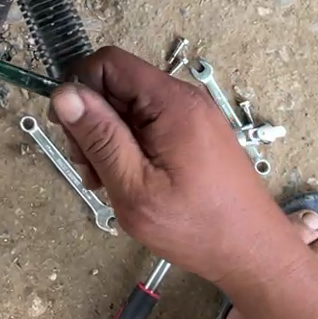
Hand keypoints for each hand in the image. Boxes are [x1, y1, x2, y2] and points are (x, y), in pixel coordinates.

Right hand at [50, 47, 281, 283]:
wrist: (254, 255)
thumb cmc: (197, 228)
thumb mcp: (135, 187)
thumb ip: (99, 137)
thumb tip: (64, 93)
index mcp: (171, 103)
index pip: (108, 63)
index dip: (80, 89)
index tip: (71, 132)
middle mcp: (183, 98)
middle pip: (115, 84)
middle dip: (92, 121)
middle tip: (91, 168)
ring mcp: (190, 114)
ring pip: (127, 106)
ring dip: (107, 138)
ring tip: (109, 181)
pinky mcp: (193, 132)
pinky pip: (146, 122)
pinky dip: (128, 146)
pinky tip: (130, 180)